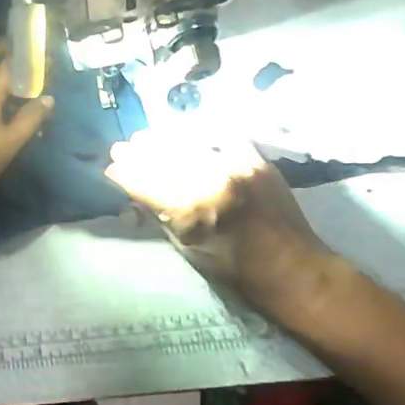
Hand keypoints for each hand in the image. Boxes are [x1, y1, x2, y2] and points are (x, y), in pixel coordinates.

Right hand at [105, 128, 337, 314]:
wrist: (293, 269)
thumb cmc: (235, 270)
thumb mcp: (186, 248)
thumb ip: (160, 217)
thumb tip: (132, 200)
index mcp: (192, 208)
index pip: (146, 182)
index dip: (124, 174)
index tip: (110, 168)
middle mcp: (214, 179)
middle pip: (164, 156)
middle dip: (138, 152)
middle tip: (120, 148)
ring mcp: (237, 165)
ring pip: (189, 141)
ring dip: (163, 139)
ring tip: (145, 138)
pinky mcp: (256, 159)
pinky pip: (221, 136)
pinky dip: (199, 135)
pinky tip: (186, 135)